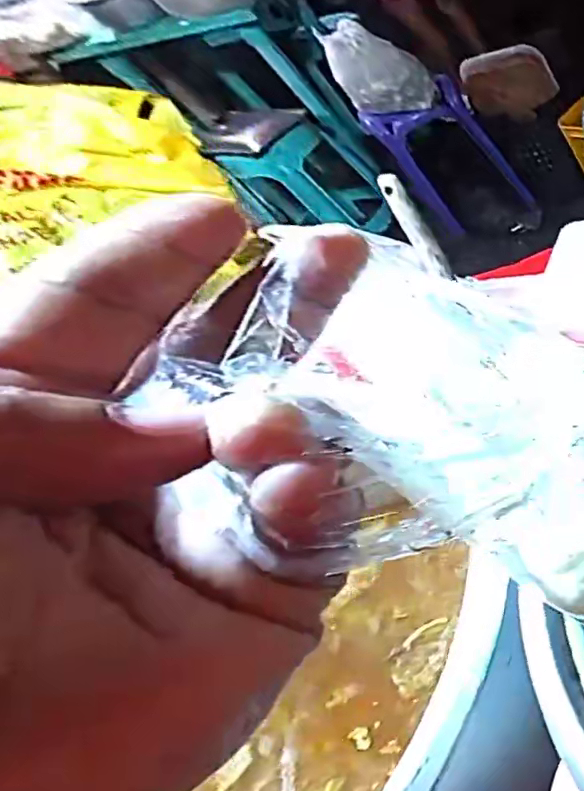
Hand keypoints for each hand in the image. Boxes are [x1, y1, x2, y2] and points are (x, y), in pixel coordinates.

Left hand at [0, 199, 367, 790]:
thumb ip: (24, 420)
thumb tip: (202, 421)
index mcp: (35, 426)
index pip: (97, 320)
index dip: (162, 263)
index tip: (225, 217)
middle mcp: (141, 457)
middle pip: (228, 361)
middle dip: (287, 307)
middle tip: (344, 256)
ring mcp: (223, 513)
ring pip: (295, 434)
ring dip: (305, 407)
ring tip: (295, 406)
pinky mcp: (286, 574)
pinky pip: (315, 523)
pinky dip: (310, 501)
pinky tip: (292, 491)